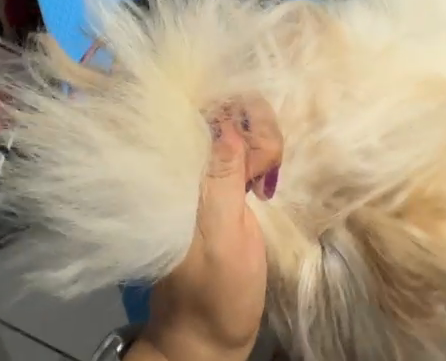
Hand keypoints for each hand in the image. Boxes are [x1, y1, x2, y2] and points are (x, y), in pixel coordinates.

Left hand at [130, 98, 283, 360]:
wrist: (207, 337)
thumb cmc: (214, 292)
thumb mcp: (223, 237)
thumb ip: (222, 178)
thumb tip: (226, 122)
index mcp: (179, 170)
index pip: (208, 108)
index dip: (242, 111)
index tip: (264, 148)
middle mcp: (187, 161)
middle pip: (228, 109)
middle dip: (257, 128)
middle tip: (266, 173)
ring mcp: (205, 171)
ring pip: (239, 124)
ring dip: (262, 141)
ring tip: (266, 181)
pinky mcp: (220, 182)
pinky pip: (241, 146)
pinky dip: (261, 152)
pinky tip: (267, 177)